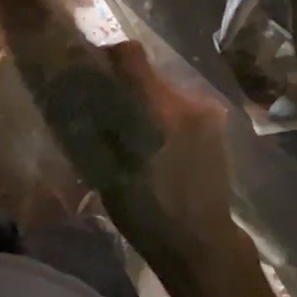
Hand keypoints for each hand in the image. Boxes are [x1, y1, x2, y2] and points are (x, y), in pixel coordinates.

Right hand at [102, 41, 258, 275]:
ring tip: (135, 135)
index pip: (129, 55)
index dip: (107, 57)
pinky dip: (167, 117)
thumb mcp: (106, 171)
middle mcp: (186, 100)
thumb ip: (95, 127)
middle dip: (126, 87)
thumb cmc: (146, 212)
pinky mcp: (218, 125)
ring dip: (148, 104)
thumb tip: (77, 95)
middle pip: (148, 73)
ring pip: (166, 92)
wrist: (200, 241)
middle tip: (109, 112)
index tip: (93, 72)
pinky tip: (160, 146)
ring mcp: (207, 111)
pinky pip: (183, 108)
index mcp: (156, 108)